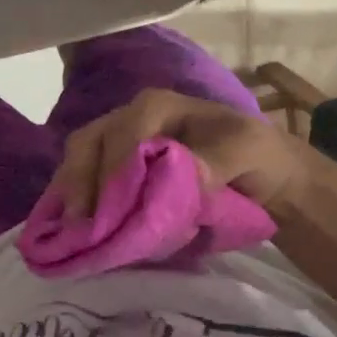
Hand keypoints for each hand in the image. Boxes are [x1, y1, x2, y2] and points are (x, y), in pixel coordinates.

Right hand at [50, 89, 314, 216]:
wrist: (266, 175)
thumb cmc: (256, 158)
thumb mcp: (247, 153)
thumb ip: (215, 162)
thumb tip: (184, 178)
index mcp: (155, 105)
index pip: (123, 135)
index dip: (113, 173)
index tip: (112, 213)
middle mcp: (127, 118)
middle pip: (88, 144)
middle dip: (80, 183)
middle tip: (80, 226)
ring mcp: (116, 143)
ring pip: (80, 160)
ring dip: (72, 194)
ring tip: (72, 231)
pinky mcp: (114, 167)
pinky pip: (84, 177)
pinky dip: (75, 200)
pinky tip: (70, 224)